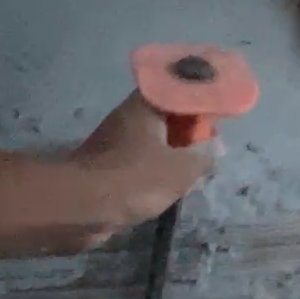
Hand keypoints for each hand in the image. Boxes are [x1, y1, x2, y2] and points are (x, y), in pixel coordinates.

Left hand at [63, 92, 213, 248]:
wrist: (80, 208)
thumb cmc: (133, 179)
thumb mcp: (180, 169)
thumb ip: (203, 155)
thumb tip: (216, 147)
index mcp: (145, 106)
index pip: (178, 91)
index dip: (200, 101)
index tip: (219, 116)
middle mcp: (128, 118)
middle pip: (166, 116)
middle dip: (189, 131)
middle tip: (210, 147)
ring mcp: (115, 143)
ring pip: (153, 141)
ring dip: (174, 153)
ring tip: (196, 168)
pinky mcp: (108, 168)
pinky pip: (141, 162)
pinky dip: (157, 170)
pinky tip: (171, 185)